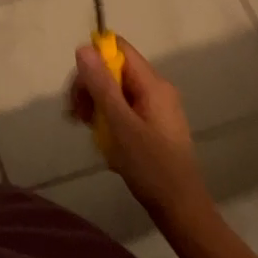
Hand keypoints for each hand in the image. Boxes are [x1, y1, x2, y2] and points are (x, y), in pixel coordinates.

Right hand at [69, 39, 210, 217]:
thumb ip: (102, 85)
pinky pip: (123, 108)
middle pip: (113, 69)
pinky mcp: (152, 124)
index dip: (93, 59)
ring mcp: (155, 107)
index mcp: (152, 84)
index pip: (117, 48)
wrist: (181, 209)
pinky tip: (103, 139)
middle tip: (77, 115)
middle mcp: (156, 89)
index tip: (79, 87)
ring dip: (96, 105)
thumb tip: (83, 47)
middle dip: (90, 87)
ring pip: (115, 90)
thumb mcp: (120, 125)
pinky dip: (108, 118)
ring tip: (86, 128)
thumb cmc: (151, 166)